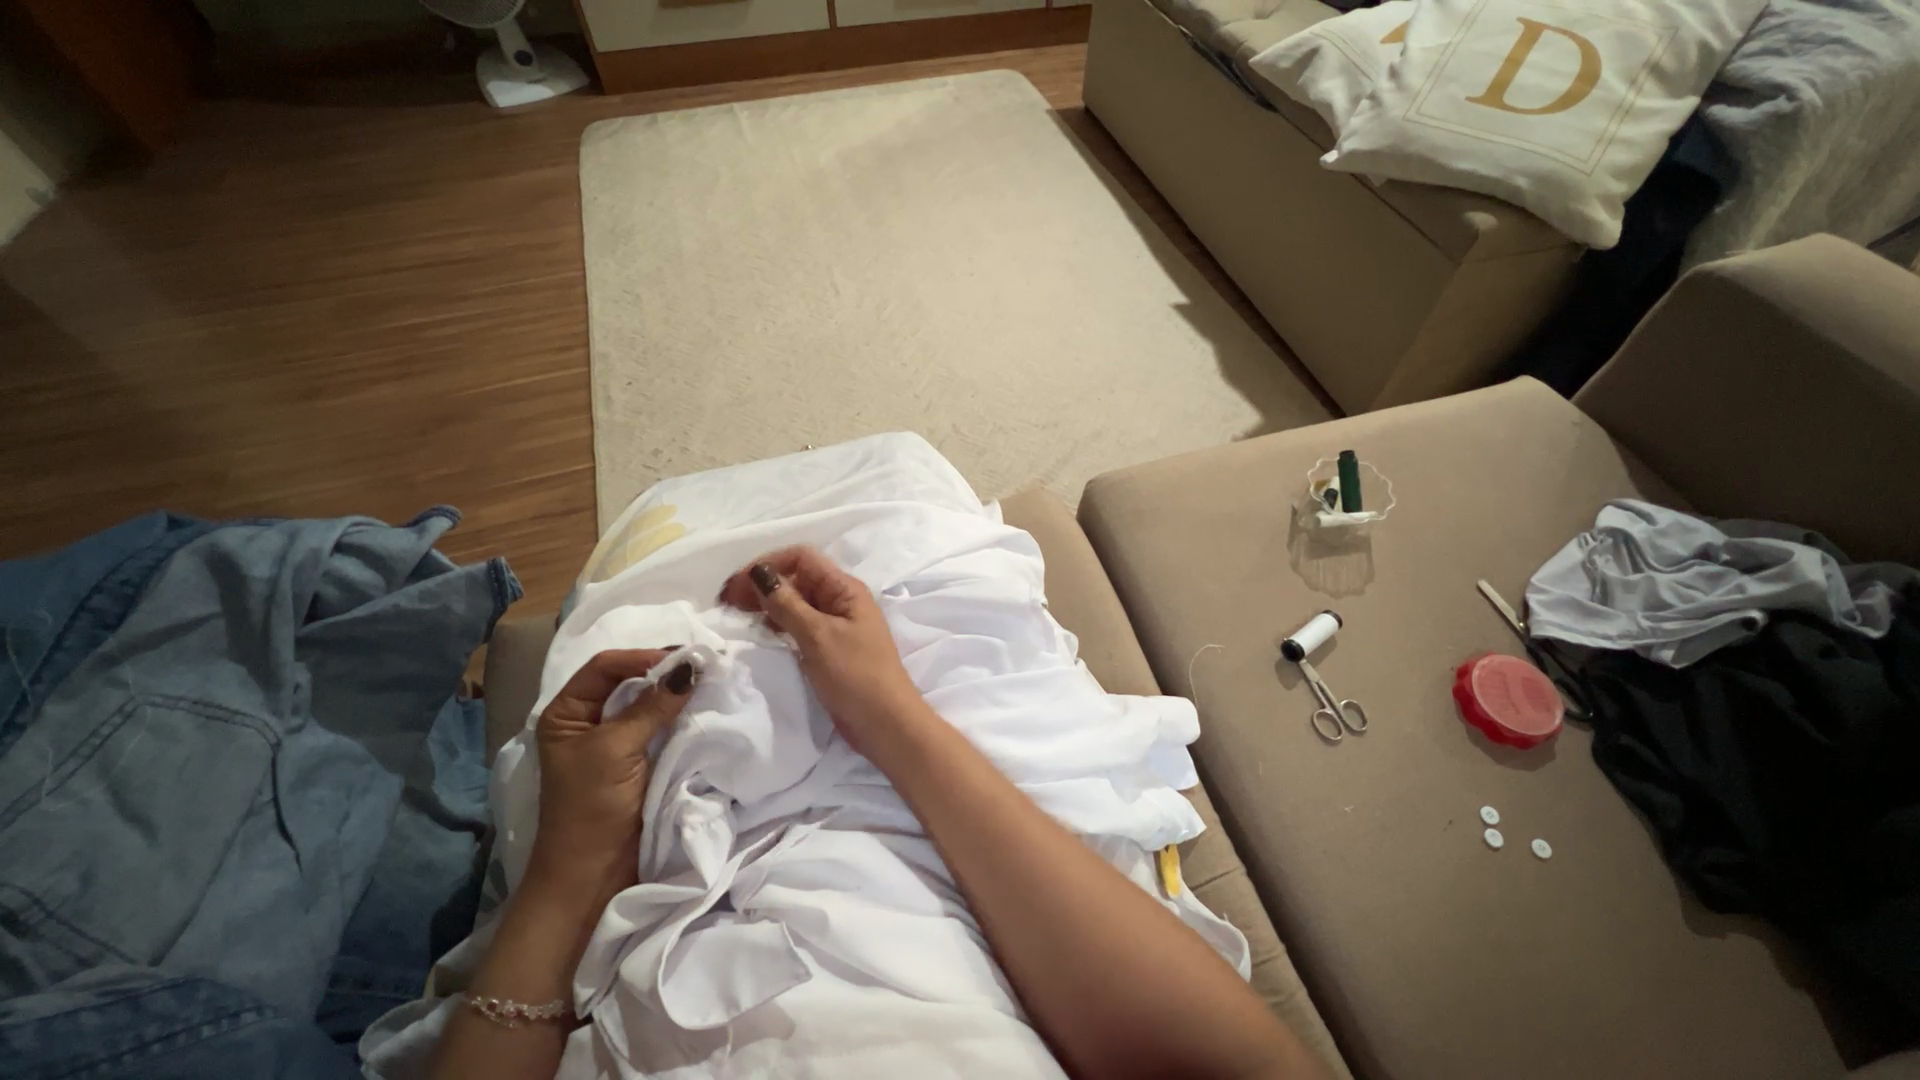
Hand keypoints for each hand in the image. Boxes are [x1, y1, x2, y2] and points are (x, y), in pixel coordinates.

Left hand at [525, 649, 695, 897]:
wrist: (593, 874)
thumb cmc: (591, 807)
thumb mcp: (616, 749)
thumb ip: (653, 706)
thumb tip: (692, 667)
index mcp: (567, 713)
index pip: (606, 667)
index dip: (643, 657)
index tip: (683, 659)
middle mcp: (589, 721)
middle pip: (629, 680)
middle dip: (663, 671)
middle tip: (704, 664)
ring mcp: (616, 742)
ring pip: (648, 703)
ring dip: (675, 692)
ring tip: (709, 680)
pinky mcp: (640, 760)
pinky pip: (661, 726)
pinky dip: (680, 715)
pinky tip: (702, 708)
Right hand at [718, 547, 927, 751]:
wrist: (885, 723)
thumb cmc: (855, 675)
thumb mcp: (818, 636)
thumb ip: (787, 604)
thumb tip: (759, 573)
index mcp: (845, 589)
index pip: (802, 558)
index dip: (768, 564)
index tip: (737, 586)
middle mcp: (841, 601)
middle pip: (797, 578)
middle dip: (763, 584)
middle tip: (729, 604)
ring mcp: (836, 625)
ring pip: (797, 602)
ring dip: (768, 604)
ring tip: (739, 617)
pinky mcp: (830, 648)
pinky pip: (800, 625)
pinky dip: (779, 624)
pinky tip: (763, 634)